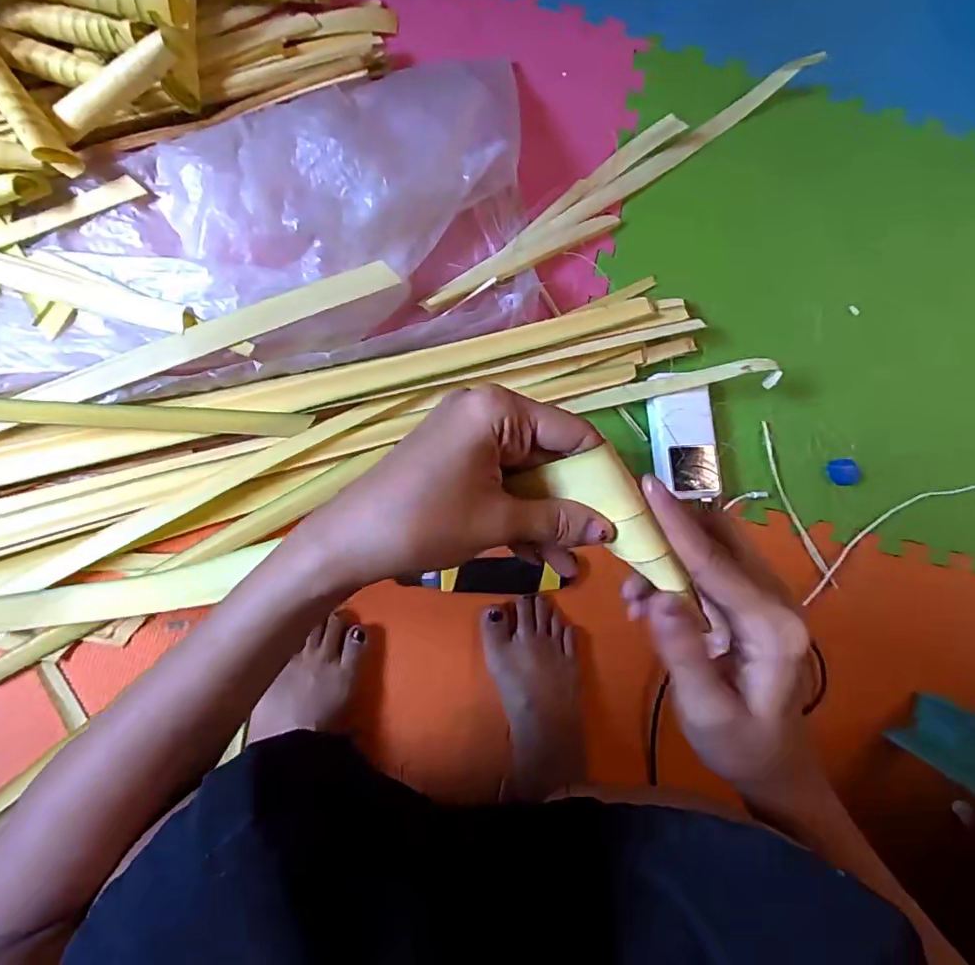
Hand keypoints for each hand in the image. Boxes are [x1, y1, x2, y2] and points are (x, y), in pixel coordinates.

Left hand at [281, 386, 614, 593]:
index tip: (625, 509)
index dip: (602, 473)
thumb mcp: (498, 521)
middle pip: (548, 455)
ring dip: (547, 518)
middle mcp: (485, 412)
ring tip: (574, 565)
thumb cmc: (426, 521)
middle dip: (573, 503)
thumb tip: (608, 529)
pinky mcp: (455, 462)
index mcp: (498, 409)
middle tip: (601, 541)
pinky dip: (518, 516)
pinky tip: (542, 557)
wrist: (349, 541)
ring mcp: (467, 437)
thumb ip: (557, 520)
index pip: (571, 433)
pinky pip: (500, 484)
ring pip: (525, 476)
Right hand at [622, 478, 817, 802]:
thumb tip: (657, 598)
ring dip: (670, 554)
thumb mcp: (705, 711)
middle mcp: (776, 600)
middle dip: (671, 531)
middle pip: (721, 536)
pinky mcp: (751, 600)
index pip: (715, 562)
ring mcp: (766, 597)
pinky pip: (710, 565)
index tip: (648, 485)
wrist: (776, 764)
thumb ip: (683, 654)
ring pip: (714, 545)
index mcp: (771, 627)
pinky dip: (676, 569)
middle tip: (629, 551)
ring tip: (634, 597)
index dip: (678, 523)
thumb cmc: (741, 745)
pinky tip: (652, 603)